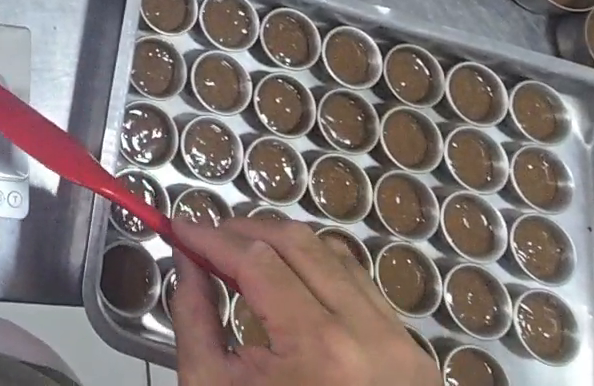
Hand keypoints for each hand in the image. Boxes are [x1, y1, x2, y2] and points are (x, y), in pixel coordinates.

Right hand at [169, 219, 439, 385]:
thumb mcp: (211, 385)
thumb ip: (194, 312)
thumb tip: (186, 254)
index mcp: (319, 349)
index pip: (254, 258)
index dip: (209, 235)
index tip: (176, 225)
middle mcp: (370, 336)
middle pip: (297, 242)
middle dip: (243, 230)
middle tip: (206, 239)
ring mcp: (403, 346)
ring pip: (333, 256)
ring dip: (281, 246)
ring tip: (241, 258)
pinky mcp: (417, 357)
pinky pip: (361, 286)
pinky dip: (318, 270)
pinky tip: (286, 284)